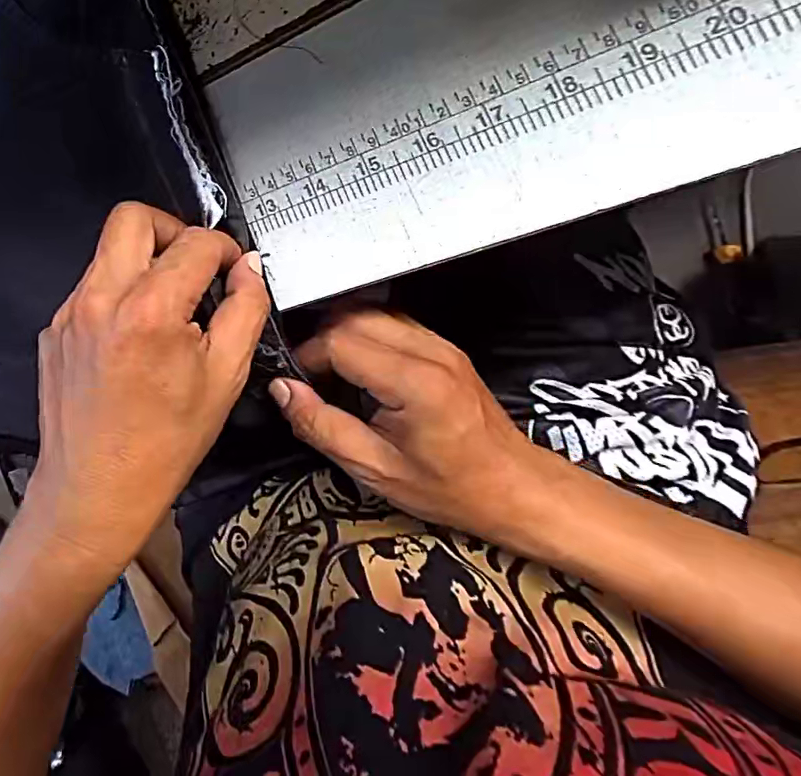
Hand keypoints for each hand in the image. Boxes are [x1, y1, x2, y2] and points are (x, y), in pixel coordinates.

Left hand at [27, 202, 270, 569]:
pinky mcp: (54, 328)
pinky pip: (90, 287)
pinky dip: (118, 293)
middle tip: (191, 263)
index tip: (230, 267)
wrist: (94, 491)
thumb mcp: (225, 376)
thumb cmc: (162, 445)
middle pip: (132, 217)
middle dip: (171, 229)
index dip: (222, 248)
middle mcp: (99, 299)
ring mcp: (69, 312)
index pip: (193, 242)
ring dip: (143, 261)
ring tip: (166, 304)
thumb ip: (245, 309)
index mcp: (147, 310)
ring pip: (108, 251)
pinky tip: (134, 334)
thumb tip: (247, 269)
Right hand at [270, 309, 562, 542]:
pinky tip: (360, 369)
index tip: (298, 384)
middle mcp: (430, 352)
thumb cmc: (453, 488)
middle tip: (310, 379)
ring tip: (332, 374)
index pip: (339, 342)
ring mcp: (440, 344)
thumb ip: (322, 426)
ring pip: (370, 313)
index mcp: (415, 383)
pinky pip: (390, 322)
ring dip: (341, 335)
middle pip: (352, 317)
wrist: (517, 487)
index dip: (307, 358)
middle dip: (320, 342)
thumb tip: (283, 391)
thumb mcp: (376, 470)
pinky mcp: (443, 346)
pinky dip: (364, 336)